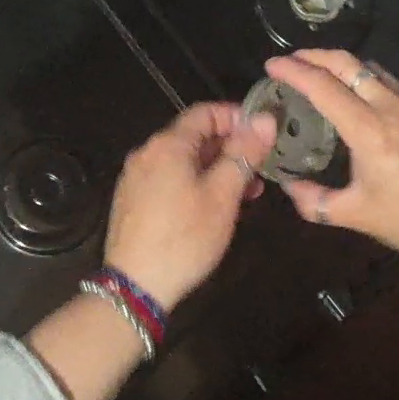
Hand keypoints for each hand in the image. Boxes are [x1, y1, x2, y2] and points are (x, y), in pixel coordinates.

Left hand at [102, 102, 276, 311]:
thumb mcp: (222, 195)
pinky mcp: (133, 201)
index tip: (263, 134)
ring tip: (246, 192)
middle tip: (260, 168)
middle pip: (193, 136)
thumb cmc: (185, 237)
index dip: (237, 117)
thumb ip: (243, 154)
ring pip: (183, 161)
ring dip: (216, 168)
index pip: (205, 112)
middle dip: (230, 148)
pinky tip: (214, 207)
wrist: (135, 287)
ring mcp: (136, 177)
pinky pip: (170, 179)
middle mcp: (147, 152)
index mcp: (167, 144)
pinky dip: (196, 183)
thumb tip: (265, 119)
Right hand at [269, 50, 398, 273]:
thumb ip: (314, 200)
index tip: (271, 66)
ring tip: (319, 72)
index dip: (293, 71)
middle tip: (291, 60)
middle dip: (315, 55)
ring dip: (341, 63)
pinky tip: (356, 93)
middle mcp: (390, 107)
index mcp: (368, 130)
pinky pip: (388, 81)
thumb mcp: (357, 215)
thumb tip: (287, 186)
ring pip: (370, 67)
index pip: (323, 86)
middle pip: (348, 63)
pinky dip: (363, 75)